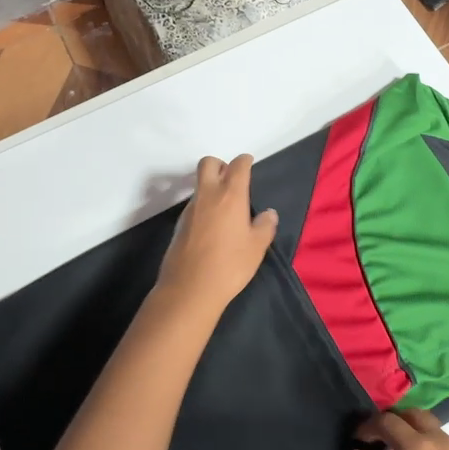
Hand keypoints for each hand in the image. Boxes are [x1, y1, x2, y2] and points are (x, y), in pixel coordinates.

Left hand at [156, 155, 278, 314]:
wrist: (190, 288)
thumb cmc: (230, 265)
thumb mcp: (256, 247)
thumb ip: (265, 226)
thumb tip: (268, 213)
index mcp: (230, 195)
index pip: (237, 165)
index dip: (244, 161)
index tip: (249, 163)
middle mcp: (208, 195)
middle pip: (208, 163)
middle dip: (221, 164)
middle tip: (232, 180)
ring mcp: (190, 208)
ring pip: (199, 185)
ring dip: (211, 187)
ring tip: (225, 208)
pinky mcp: (180, 224)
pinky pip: (193, 204)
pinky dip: (203, 206)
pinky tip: (212, 227)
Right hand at [354, 410, 448, 449]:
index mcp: (419, 448)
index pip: (388, 421)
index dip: (369, 426)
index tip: (357, 439)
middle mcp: (440, 441)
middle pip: (412, 415)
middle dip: (392, 422)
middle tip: (377, 441)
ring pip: (430, 427)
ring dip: (411, 432)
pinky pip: (442, 442)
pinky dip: (426, 445)